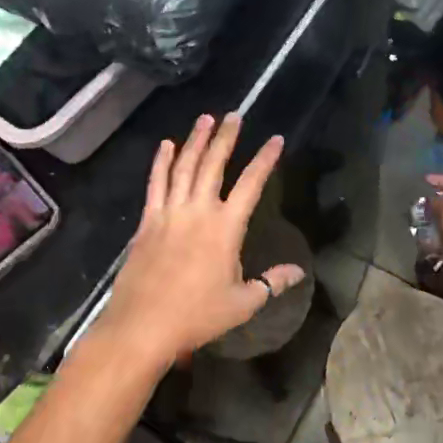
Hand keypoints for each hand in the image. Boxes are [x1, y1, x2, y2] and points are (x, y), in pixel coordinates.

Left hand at [96, 114, 299, 366]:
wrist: (142, 327)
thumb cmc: (197, 316)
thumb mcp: (243, 303)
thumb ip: (272, 283)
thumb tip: (300, 271)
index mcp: (226, 227)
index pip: (251, 184)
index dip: (265, 160)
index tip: (276, 139)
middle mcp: (199, 211)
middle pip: (214, 165)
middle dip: (226, 137)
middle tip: (234, 115)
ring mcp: (170, 213)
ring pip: (184, 167)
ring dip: (195, 141)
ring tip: (205, 119)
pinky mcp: (148, 222)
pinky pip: (156, 184)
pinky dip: (161, 163)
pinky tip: (165, 146)